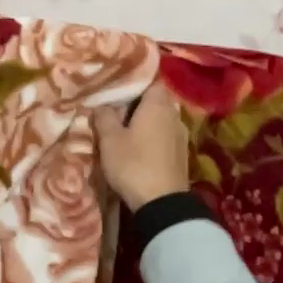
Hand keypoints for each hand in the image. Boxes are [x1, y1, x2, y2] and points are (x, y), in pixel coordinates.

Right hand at [92, 83, 189, 211]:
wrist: (162, 203)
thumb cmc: (133, 164)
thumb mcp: (109, 139)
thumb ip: (104, 116)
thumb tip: (101, 104)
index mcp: (158, 105)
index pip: (151, 79)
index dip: (135, 79)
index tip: (117, 83)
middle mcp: (174, 114)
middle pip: (155, 99)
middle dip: (136, 101)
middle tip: (114, 106)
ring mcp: (180, 134)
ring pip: (159, 117)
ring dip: (143, 119)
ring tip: (122, 126)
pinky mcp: (180, 152)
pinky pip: (163, 133)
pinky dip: (151, 134)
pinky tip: (136, 144)